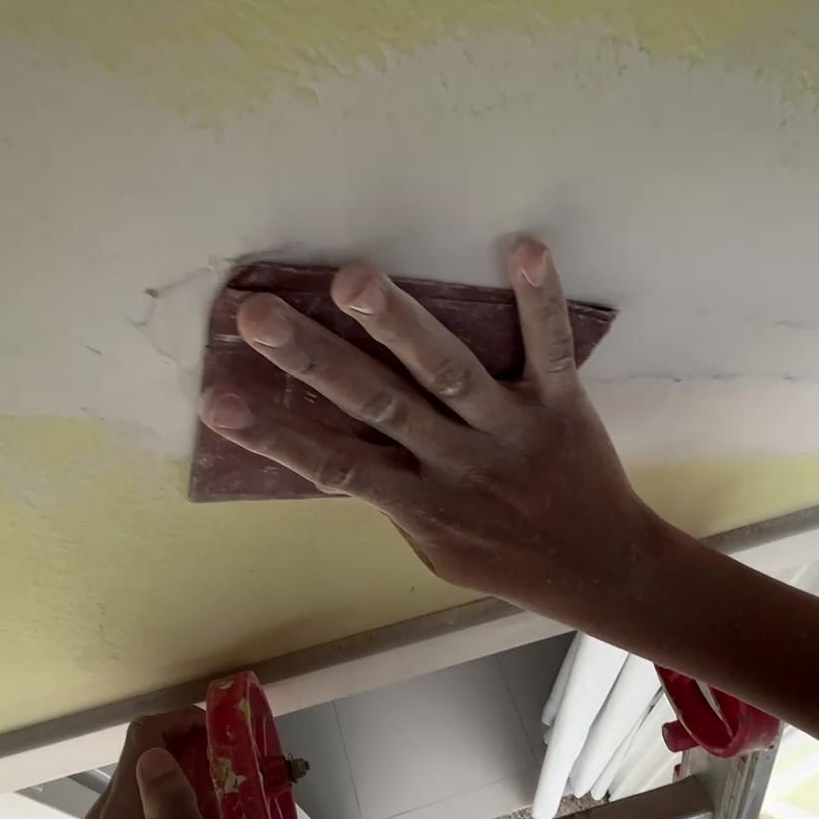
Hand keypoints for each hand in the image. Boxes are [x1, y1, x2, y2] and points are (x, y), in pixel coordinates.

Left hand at [85, 709, 242, 818]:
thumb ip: (175, 810)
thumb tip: (154, 756)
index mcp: (121, 817)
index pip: (144, 735)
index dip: (185, 722)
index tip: (223, 738)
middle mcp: (104, 815)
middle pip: (144, 748)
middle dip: (191, 743)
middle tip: (232, 765)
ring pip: (147, 768)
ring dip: (188, 765)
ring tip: (225, 788)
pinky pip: (146, 792)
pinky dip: (178, 786)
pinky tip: (205, 812)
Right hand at [198, 238, 672, 630]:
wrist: (602, 570)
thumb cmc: (509, 561)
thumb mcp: (438, 552)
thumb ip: (395, 505)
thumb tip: (346, 461)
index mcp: (421, 502)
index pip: (335, 468)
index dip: (274, 438)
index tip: (217, 402)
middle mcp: (457, 462)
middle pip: (377, 406)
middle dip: (314, 362)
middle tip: (259, 316)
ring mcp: (509, 431)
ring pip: (447, 372)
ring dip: (399, 326)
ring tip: (354, 280)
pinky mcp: (560, 406)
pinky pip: (550, 348)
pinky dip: (539, 301)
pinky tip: (524, 247)